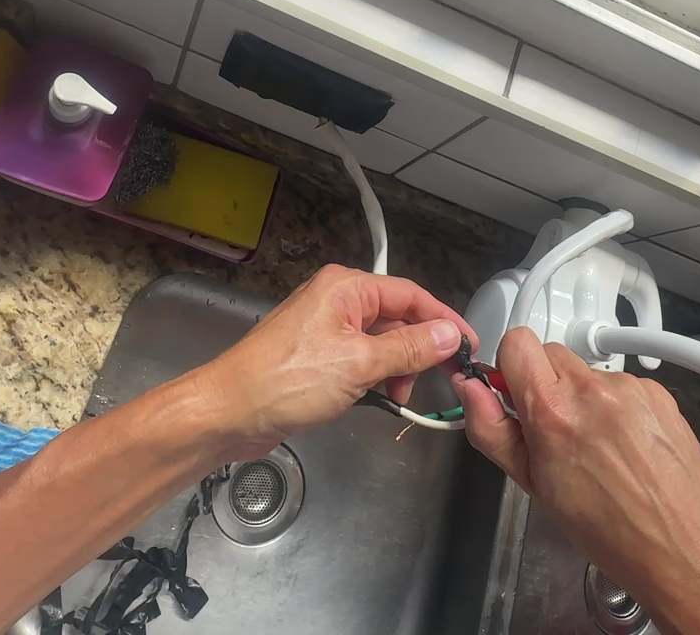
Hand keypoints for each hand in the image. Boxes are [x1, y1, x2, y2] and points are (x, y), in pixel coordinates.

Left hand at [193, 265, 477, 459]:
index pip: (410, 295)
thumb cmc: (289, 380)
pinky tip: (376, 398)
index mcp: (346, 287)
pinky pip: (360, 359)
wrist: (229, 412)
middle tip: (433, 382)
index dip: (444, 320)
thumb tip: (450, 335)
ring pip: (380, 342)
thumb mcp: (359, 364)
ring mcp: (325, 327)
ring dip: (395, 368)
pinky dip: (374, 377)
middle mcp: (337, 299)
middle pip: (396, 318)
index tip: (470, 347)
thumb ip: (410, 348)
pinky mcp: (317, 355)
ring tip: (396, 396)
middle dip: (417, 350)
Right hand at [455, 328, 699, 634]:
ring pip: (586, 370)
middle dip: (545, 381)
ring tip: (596, 445)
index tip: (515, 390)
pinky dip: (615, 406)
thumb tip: (470, 388)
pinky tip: (625, 445)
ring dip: (581, 396)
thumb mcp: (531, 485)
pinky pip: (620, 384)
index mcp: (552, 410)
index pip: (516, 341)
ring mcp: (629, 389)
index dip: (510, 364)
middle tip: (554, 425)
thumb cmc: (607, 530)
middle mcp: (590, 390)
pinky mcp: (657, 392)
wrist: (683, 551)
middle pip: (550, 352)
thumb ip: (491, 428)